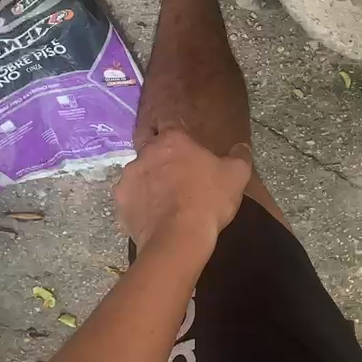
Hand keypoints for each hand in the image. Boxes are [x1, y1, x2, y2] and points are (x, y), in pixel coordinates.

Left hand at [114, 128, 251, 255]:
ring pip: (137, 173)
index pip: (168, 123)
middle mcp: (146, 153)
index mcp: (173, 140)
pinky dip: (138, 203)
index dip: (174, 132)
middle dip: (159, 156)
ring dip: (147, 180)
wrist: (178, 238)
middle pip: (150, 147)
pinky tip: (151, 215)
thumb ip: (239, 156)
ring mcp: (129, 177)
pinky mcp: (121, 202)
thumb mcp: (236, 176)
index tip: (182, 145)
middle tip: (174, 173)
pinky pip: (130, 198)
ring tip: (162, 199)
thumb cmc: (208, 199)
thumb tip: (241, 147)